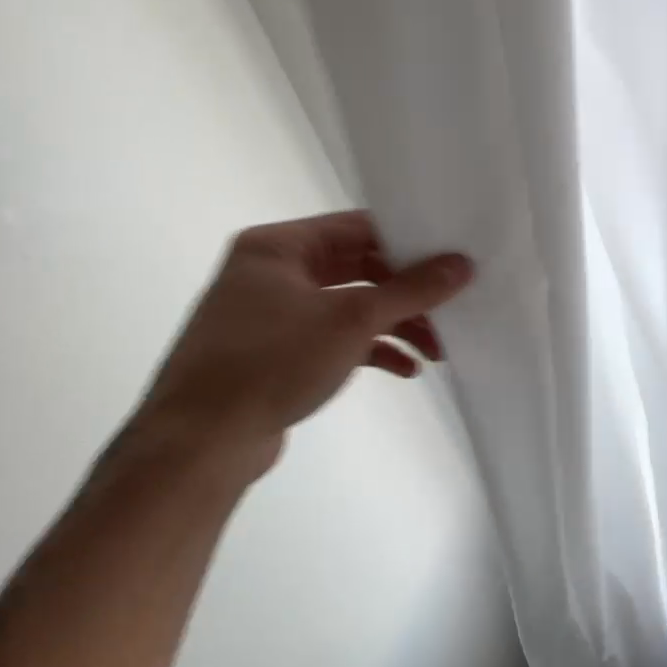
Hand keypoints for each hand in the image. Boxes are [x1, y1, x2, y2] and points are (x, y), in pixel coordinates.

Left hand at [134, 211, 473, 474]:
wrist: (203, 439)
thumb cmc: (273, 362)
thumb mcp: (353, 319)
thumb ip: (413, 289)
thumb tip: (463, 263)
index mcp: (278, 247)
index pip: (359, 227)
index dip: (410, 241)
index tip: (456, 258)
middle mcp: (273, 272)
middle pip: (361, 269)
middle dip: (409, 293)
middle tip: (453, 309)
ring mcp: (275, 313)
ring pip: (354, 306)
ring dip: (399, 325)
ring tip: (436, 351)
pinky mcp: (281, 351)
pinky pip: (340, 338)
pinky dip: (375, 349)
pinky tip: (405, 370)